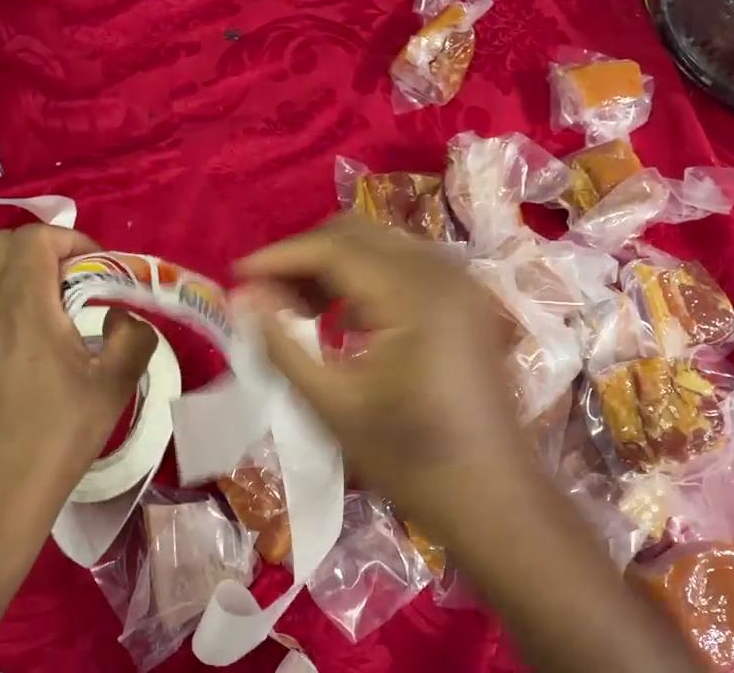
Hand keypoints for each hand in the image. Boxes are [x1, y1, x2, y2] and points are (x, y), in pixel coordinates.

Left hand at [0, 225, 157, 672]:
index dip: (72, 240)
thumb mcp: (114, 386)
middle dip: (48, 248)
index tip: (99, 269)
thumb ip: (133, 336)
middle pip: (7, 244)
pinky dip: (7, 297)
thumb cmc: (56, 436)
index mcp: (22, 304)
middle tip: (80, 280)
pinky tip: (33, 340)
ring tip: (59, 308)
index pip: (37, 237)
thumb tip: (123, 319)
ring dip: (25, 272)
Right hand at [233, 216, 531, 532]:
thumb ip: (281, 344)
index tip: (238, 277)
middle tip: (265, 293)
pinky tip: (341, 319)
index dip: (280, 257)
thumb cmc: (412, 463)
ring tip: (296, 306)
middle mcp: (441, 272)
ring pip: (379, 244)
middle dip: (305, 256)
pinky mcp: (466, 299)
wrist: (495, 500)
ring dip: (333, 264)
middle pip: (357, 233)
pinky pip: (403, 264)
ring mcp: (460, 283)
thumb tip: (242, 297)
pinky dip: (365, 278)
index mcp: (414, 295)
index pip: (333, 248)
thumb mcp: (333, 406)